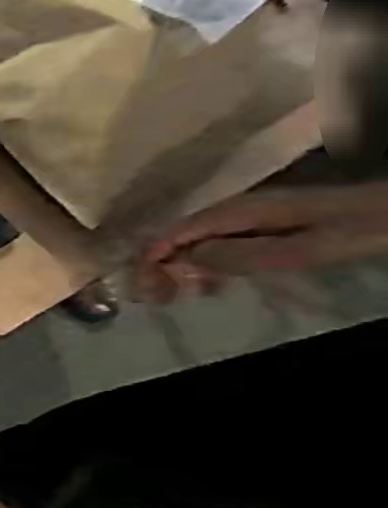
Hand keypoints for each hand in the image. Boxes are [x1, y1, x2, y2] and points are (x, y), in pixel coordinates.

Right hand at [133, 183, 387, 301]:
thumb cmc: (361, 229)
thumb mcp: (301, 249)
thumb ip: (237, 254)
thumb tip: (181, 259)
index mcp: (236, 212)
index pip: (171, 235)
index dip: (149, 263)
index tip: (145, 293)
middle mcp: (234, 208)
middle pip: (176, 236)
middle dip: (158, 267)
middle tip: (157, 300)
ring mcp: (249, 213)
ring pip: (193, 240)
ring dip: (179, 268)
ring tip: (183, 295)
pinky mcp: (263, 221)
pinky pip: (216, 241)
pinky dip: (203, 263)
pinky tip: (214, 282)